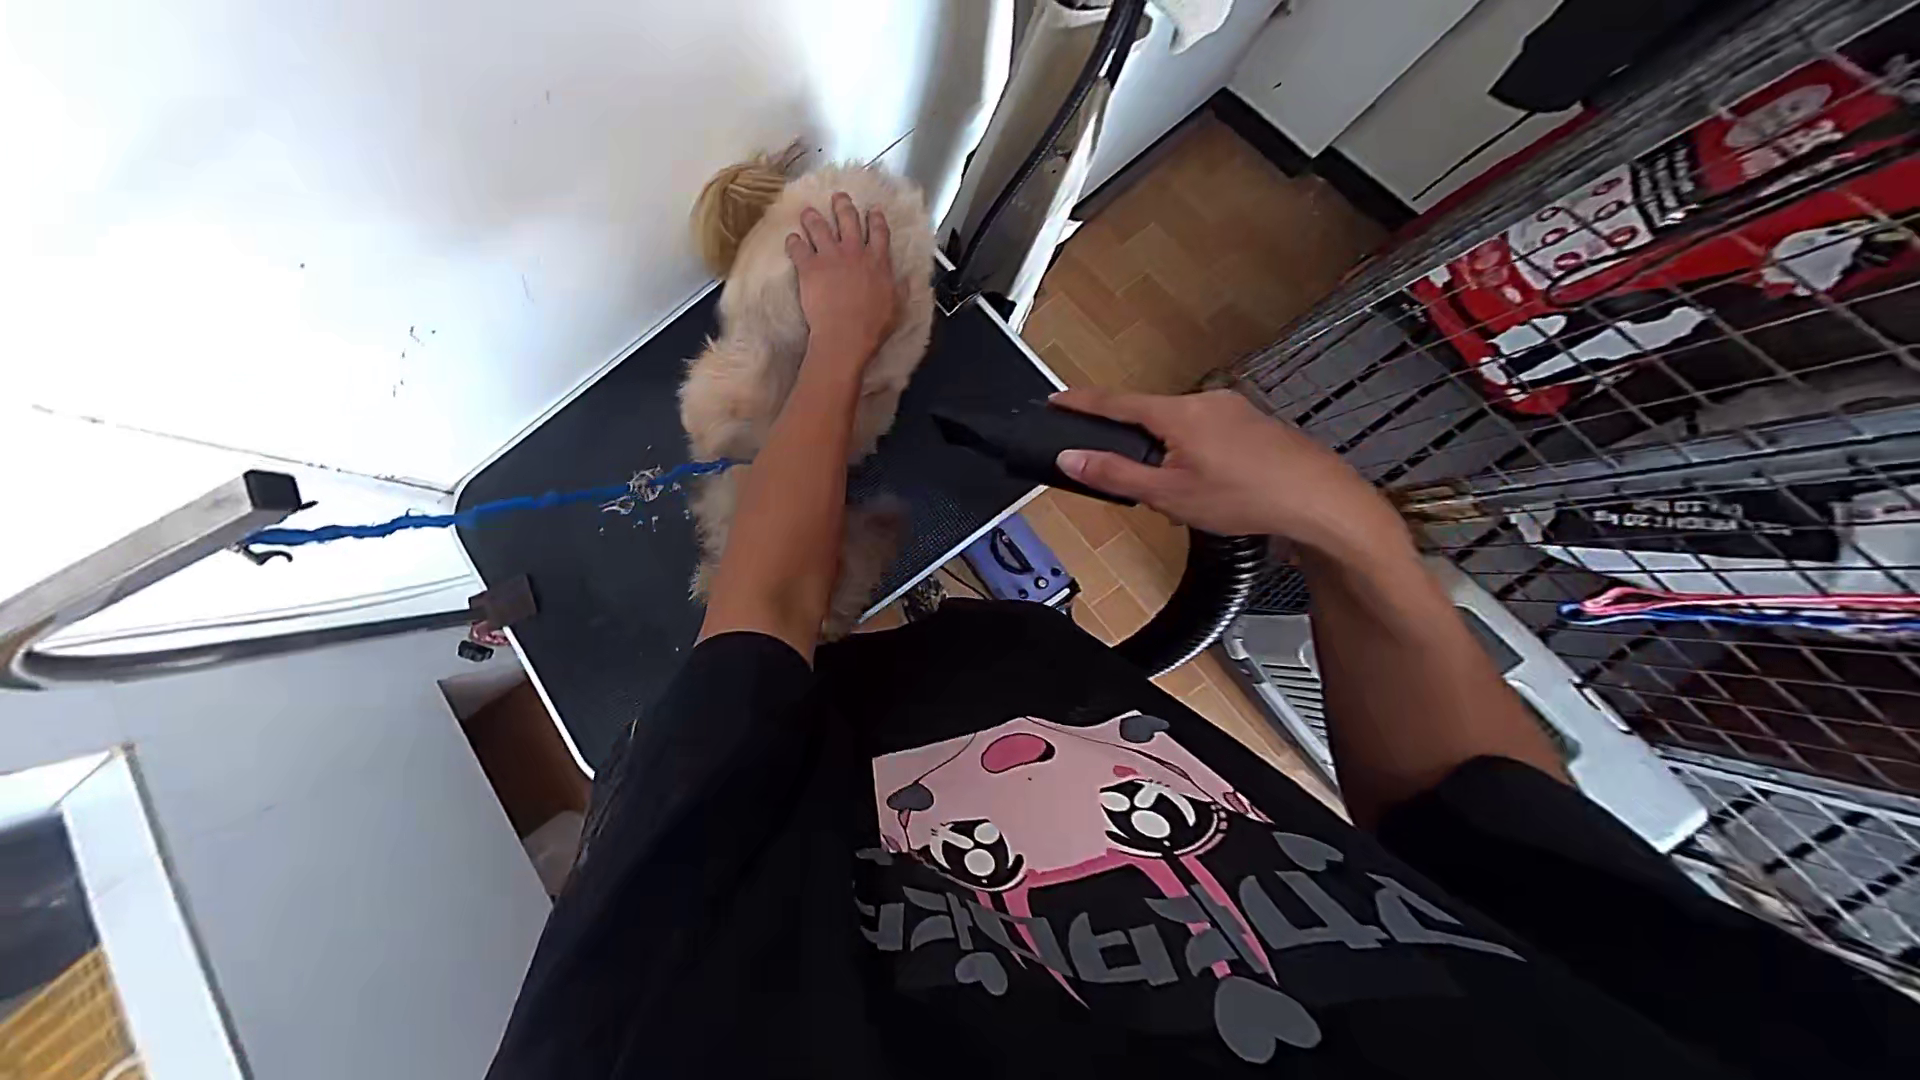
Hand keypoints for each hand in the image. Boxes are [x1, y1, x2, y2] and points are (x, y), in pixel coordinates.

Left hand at [787, 192, 897, 375]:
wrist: (846, 336)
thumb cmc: (873, 326)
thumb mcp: (897, 308)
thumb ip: (901, 290)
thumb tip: (907, 281)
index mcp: (877, 261)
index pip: (879, 231)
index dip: (876, 218)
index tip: (873, 210)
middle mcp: (854, 251)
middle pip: (848, 218)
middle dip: (842, 204)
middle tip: (838, 197)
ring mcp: (830, 256)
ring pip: (819, 225)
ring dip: (813, 217)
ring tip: (808, 212)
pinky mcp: (809, 266)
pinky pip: (797, 246)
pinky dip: (793, 242)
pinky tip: (791, 240)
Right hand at [1051, 387, 1411, 562]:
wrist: (1320, 502)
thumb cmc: (1250, 496)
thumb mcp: (1168, 494)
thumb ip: (1114, 473)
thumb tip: (1072, 458)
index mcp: (1178, 413)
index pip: (1114, 402)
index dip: (1081, 402)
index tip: (1058, 398)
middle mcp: (1206, 401)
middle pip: (1149, 417)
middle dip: (1137, 449)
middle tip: (1142, 486)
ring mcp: (1232, 410)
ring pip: (1180, 429)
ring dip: (1170, 459)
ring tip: (1187, 499)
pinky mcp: (1251, 423)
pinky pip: (1207, 434)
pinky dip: (1197, 458)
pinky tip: (1213, 490)